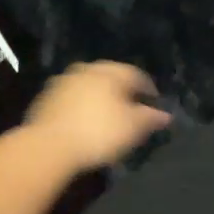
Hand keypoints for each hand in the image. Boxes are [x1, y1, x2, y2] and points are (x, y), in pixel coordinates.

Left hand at [25, 62, 170, 170]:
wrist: (49, 144)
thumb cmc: (98, 133)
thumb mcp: (132, 128)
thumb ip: (150, 118)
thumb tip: (165, 114)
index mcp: (110, 72)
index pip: (136, 74)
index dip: (148, 88)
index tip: (154, 102)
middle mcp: (87, 69)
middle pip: (111, 76)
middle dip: (122, 90)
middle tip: (131, 106)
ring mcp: (64, 80)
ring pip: (89, 84)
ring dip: (100, 95)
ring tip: (107, 114)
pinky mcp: (47, 96)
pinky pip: (72, 96)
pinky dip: (82, 104)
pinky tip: (84, 119)